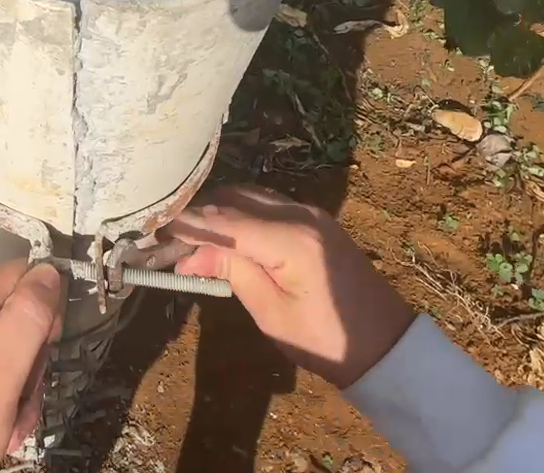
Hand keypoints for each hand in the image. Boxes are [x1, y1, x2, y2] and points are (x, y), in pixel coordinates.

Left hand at [0, 259, 63, 472]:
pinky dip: (1, 399)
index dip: (46, 310)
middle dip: (33, 360)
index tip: (44, 351)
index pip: (28, 275)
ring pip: (10, 348)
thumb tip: (50, 269)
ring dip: (20, 387)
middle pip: (20, 314)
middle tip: (23, 397)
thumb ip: (26, 317)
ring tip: (9, 423)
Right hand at [168, 186, 413, 387]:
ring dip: (218, 208)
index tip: (155, 225)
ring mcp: (309, 212)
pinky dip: (240, 210)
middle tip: (167, 232)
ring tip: (189, 230)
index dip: (188, 222)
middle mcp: (299, 214)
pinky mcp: (314, 218)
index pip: (225, 221)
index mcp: (290, 240)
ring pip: (249, 195)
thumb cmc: (327, 340)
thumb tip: (185, 256)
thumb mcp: (271, 313)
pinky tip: (223, 228)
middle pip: (235, 199)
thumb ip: (229, 273)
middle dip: (199, 213)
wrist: (388, 347)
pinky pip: (267, 203)